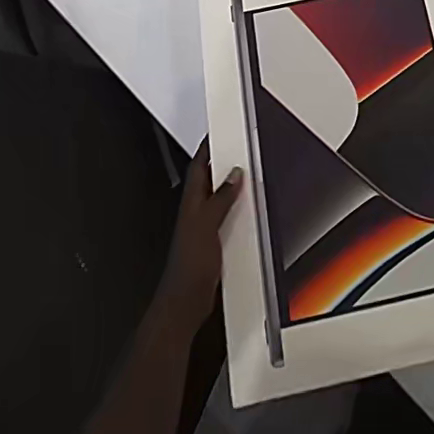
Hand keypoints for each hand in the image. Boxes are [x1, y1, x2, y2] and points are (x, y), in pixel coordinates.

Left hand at [159, 140, 242, 323]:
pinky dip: (236, 211)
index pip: (199, 166)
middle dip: (221, 164)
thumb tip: (233, 176)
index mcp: (191, 202)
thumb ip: (220, 199)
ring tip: (247, 176)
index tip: (218, 132)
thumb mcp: (206, 225)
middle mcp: (196, 212)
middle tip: (236, 149)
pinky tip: (247, 212)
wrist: (185, 301)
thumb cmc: (187, 266)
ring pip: (218, 199)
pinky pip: (226, 217)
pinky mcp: (213, 242)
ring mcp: (204, 227)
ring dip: (230, 188)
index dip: (207, 148)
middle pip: (209, 180)